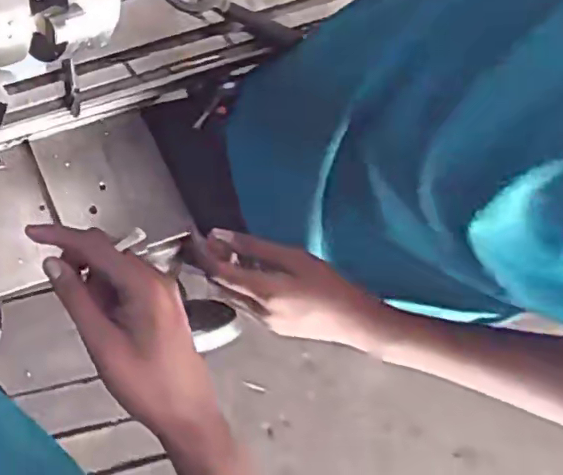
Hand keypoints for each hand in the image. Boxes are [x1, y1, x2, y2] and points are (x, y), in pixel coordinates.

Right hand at [27, 224, 241, 468]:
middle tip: (61, 286)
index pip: (93, 244)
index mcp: (143, 284)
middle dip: (77, 262)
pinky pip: (124, 279)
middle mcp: (155, 277)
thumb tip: (52, 263)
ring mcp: (160, 288)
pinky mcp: (161, 300)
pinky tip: (104, 318)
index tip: (33, 233)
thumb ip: (75, 297)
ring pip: (112, 264)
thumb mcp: (102, 343)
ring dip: (92, 280)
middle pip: (104, 249)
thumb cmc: (149, 387)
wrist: (192, 422)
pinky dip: (105, 289)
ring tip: (92, 317)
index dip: (59, 235)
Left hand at [198, 229, 407, 353]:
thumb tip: (218, 234)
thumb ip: (252, 246)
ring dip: (227, 275)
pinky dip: (241, 287)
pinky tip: (253, 273)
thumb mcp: (292, 257)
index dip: (205, 253)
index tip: (201, 236)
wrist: (361, 324)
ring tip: (236, 254)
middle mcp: (258, 313)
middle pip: (221, 285)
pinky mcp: (275, 329)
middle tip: (219, 243)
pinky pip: (246, 305)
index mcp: (262, 294)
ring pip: (232, 296)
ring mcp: (266, 324)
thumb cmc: (329, 285)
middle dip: (214, 263)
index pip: (218, 272)